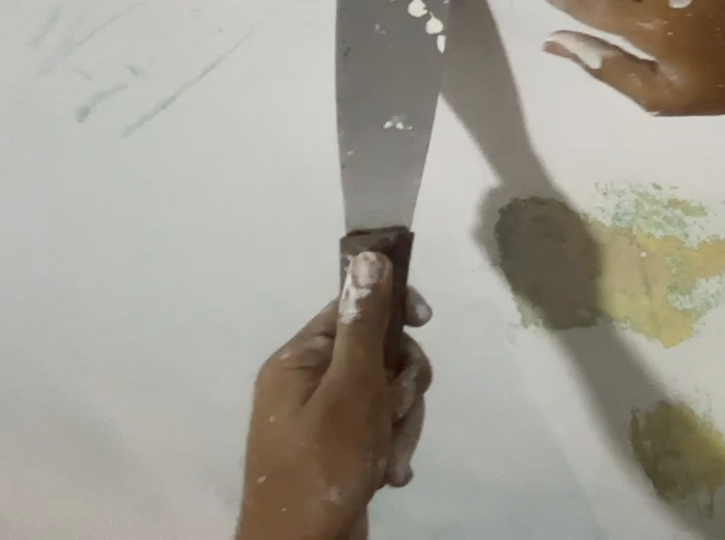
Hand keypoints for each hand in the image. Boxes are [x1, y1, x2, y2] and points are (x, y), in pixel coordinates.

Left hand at [235, 252, 432, 539]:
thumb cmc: (324, 462)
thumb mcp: (352, 385)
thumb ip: (365, 321)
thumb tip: (369, 255)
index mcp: (300, 360)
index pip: (355, 305)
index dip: (394, 309)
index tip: (424, 322)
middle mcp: (308, 381)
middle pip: (381, 348)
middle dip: (402, 380)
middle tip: (395, 408)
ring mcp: (325, 414)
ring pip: (390, 386)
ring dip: (401, 416)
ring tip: (389, 452)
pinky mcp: (341, 443)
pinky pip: (382, 420)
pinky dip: (394, 440)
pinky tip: (388, 470)